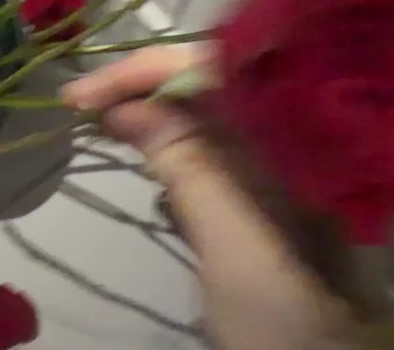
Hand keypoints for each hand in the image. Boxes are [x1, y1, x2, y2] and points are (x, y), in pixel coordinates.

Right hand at [62, 47, 349, 349]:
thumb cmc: (295, 335)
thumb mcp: (244, 259)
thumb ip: (194, 174)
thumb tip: (128, 106)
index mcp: (312, 139)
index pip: (224, 70)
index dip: (153, 70)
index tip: (89, 92)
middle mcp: (296, 140)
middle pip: (211, 83)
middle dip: (144, 82)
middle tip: (81, 99)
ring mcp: (278, 169)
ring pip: (203, 111)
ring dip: (147, 104)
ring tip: (96, 111)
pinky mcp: (257, 197)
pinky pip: (206, 144)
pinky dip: (164, 136)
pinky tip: (132, 138)